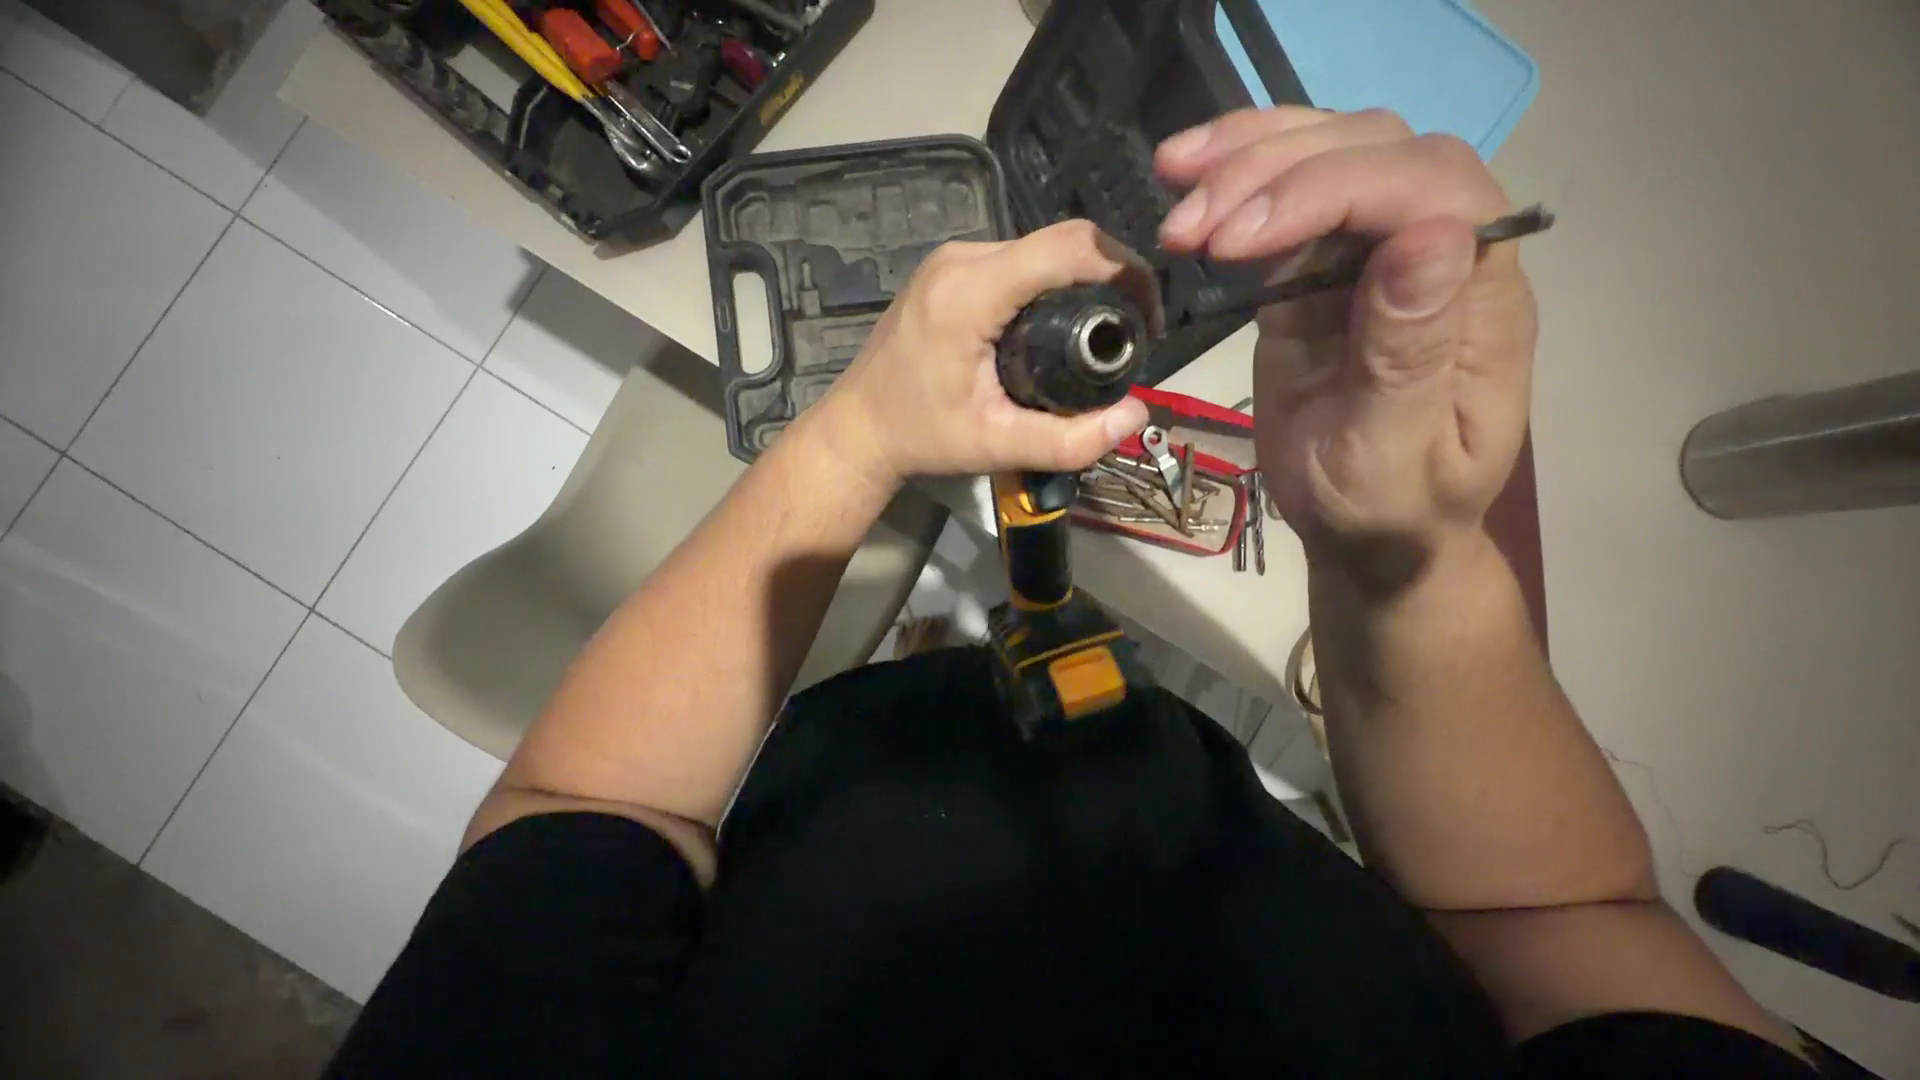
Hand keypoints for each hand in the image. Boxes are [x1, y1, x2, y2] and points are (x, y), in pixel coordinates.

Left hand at [819, 220, 1159, 485]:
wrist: (858, 429)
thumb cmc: (921, 437)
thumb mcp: (996, 446)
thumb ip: (1069, 439)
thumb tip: (1135, 413)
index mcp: (969, 293)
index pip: (1066, 248)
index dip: (1123, 269)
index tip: (1147, 316)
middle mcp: (960, 260)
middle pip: (1057, 244)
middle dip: (1108, 278)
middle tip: (1129, 333)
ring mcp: (951, 259)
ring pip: (1038, 250)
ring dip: (1079, 280)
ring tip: (1100, 333)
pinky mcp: (948, 269)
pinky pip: (1015, 261)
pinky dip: (1049, 283)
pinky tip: (1059, 325)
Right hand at [1156, 108, 1536, 584]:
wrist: (1364, 534)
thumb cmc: (1390, 508)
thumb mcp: (1396, 452)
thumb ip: (1410, 353)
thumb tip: (1429, 235)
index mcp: (1479, 295)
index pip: (1424, 190)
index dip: (1332, 189)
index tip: (1238, 240)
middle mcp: (1435, 252)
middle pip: (1372, 150)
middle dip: (1274, 169)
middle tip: (1187, 226)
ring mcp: (1371, 256)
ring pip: (1326, 154)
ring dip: (1245, 157)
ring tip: (1170, 177)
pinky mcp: (1316, 273)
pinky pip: (1282, 205)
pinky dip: (1233, 185)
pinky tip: (1184, 187)